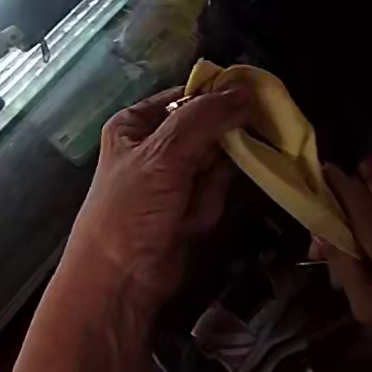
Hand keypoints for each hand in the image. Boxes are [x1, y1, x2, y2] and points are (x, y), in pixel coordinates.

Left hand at [58, 87, 251, 316]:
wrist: (120, 280)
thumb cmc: (132, 209)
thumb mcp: (164, 154)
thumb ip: (204, 119)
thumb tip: (245, 91)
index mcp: (135, 123)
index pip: (185, 97)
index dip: (217, 98)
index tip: (251, 101)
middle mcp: (153, 144)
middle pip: (207, 130)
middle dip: (212, 155)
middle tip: (205, 169)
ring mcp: (171, 177)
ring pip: (216, 164)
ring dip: (208, 188)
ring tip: (185, 207)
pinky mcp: (186, 206)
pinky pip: (213, 193)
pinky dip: (206, 208)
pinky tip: (186, 223)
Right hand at [318, 159, 371, 352]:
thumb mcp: (367, 309)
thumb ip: (344, 268)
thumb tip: (322, 234)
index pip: (357, 199)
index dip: (334, 181)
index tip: (313, 169)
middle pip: (362, 199)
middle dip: (333, 209)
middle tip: (316, 246)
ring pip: (370, 210)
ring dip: (346, 222)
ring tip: (332, 257)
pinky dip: (361, 231)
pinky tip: (354, 260)